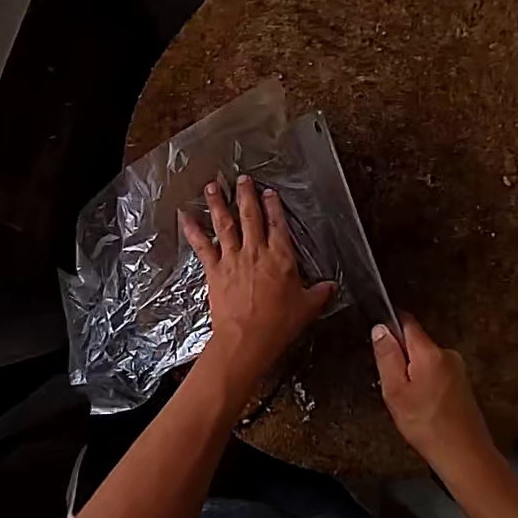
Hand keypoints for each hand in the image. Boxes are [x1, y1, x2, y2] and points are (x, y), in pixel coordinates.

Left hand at [182, 175, 335, 389]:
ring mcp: (233, 259)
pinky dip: (193, 230)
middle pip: (250, 216)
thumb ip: (320, 293)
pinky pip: (202, 245)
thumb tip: (331, 287)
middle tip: (242, 179)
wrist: (247, 338)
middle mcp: (256, 251)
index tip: (269, 192)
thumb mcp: (307, 307)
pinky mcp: (214, 270)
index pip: (278, 224)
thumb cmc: (278, 324)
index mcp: (281, 257)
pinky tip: (185, 217)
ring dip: (218, 203)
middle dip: (246, 195)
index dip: (274, 206)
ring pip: (225, 223)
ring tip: (212, 186)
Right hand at [372, 314, 496, 469]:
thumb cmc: (429, 427)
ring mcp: (457, 369)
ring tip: (408, 401)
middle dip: (398, 357)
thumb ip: (386, 356)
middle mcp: (447, 355)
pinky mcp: (460, 383)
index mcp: (430, 353)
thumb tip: (380, 328)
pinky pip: (434, 373)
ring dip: (411, 374)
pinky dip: (423, 384)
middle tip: (392, 385)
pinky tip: (421, 407)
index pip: (406, 321)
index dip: (388, 325)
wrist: (464, 454)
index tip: (377, 340)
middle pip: (414, 342)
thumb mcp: (395, 390)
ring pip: (423, 360)